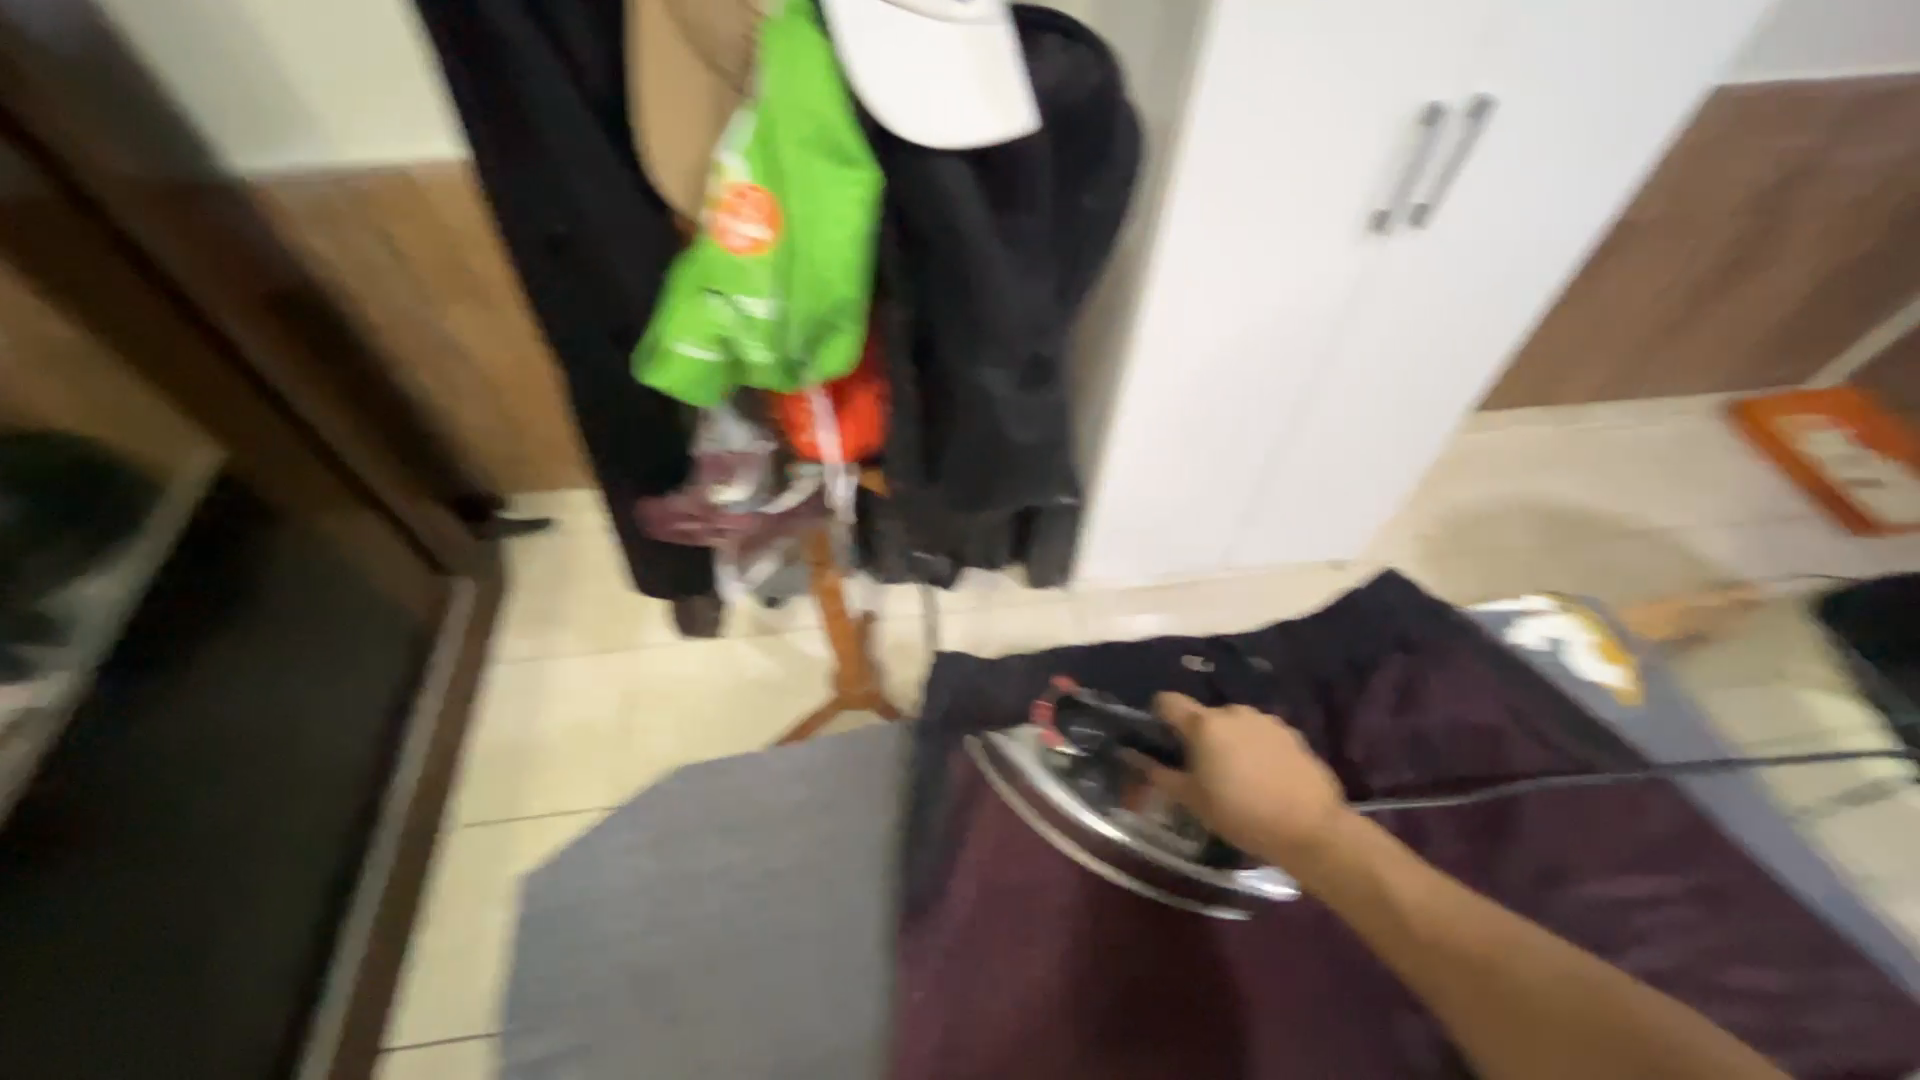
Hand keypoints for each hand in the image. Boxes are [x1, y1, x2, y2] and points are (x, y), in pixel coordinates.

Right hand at [1142, 693, 1353, 868]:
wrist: (1311, 829)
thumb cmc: (1241, 814)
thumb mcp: (1193, 801)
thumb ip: (1160, 775)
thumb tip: (1133, 757)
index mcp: (1204, 724)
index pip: (1168, 701)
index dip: (1160, 715)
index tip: (1162, 739)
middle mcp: (1234, 712)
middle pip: (1205, 717)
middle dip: (1200, 737)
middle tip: (1204, 772)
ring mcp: (1267, 721)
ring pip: (1235, 726)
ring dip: (1230, 742)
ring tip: (1239, 777)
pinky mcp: (1293, 734)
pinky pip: (1262, 735)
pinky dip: (1257, 749)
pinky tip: (1266, 779)